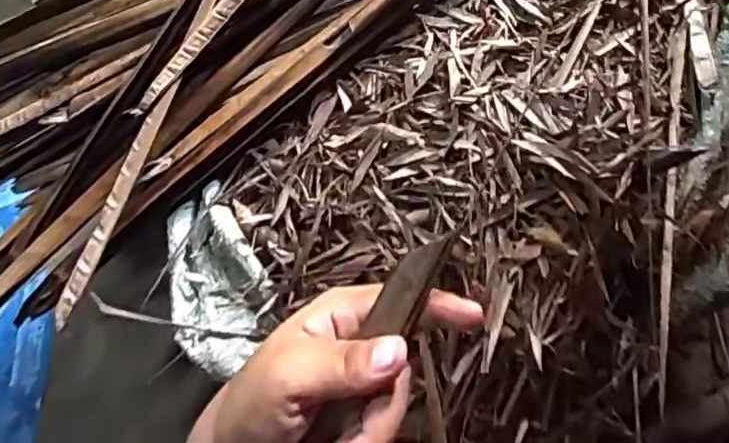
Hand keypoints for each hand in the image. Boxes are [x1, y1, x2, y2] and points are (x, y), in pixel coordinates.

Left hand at [188, 284, 484, 442]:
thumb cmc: (253, 397)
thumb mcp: (293, 373)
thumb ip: (345, 362)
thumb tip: (400, 348)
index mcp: (345, 314)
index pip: (402, 300)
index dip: (440, 305)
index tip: (475, 315)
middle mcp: (360, 344)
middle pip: (404, 369)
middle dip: (382, 407)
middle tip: (347, 429)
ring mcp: (361, 384)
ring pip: (395, 408)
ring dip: (368, 433)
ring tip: (333, 439)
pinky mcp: (360, 418)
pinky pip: (383, 431)